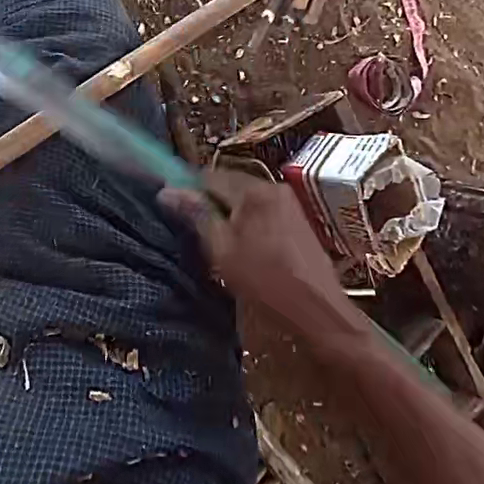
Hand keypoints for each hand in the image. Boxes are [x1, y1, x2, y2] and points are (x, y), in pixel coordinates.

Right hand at [159, 171, 357, 341]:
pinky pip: (263, 209)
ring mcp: (289, 200)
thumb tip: (167, 191)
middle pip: (230, 184)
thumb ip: (196, 216)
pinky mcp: (298, 217)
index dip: (189, 191)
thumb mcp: (222, 251)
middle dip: (211, 204)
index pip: (209, 176)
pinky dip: (249, 222)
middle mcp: (273, 185)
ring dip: (230, 214)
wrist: (317, 308)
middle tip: (198, 235)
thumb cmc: (265, 282)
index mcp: (253, 189)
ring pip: (247, 198)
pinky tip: (246, 249)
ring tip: (221, 246)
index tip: (176, 213)